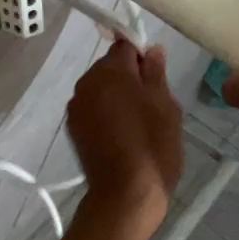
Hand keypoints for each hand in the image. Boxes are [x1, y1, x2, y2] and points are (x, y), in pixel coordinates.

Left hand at [66, 38, 182, 227]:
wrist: (125, 193)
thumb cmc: (153, 146)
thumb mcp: (165, 106)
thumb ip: (155, 73)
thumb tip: (151, 48)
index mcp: (109, 72)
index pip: (124, 46)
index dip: (141, 55)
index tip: (157, 75)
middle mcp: (85, 83)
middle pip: (109, 67)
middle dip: (129, 77)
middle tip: (153, 103)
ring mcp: (75, 106)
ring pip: (100, 88)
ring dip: (116, 95)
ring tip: (139, 122)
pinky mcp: (72, 126)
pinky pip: (91, 107)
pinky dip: (105, 113)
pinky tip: (122, 134)